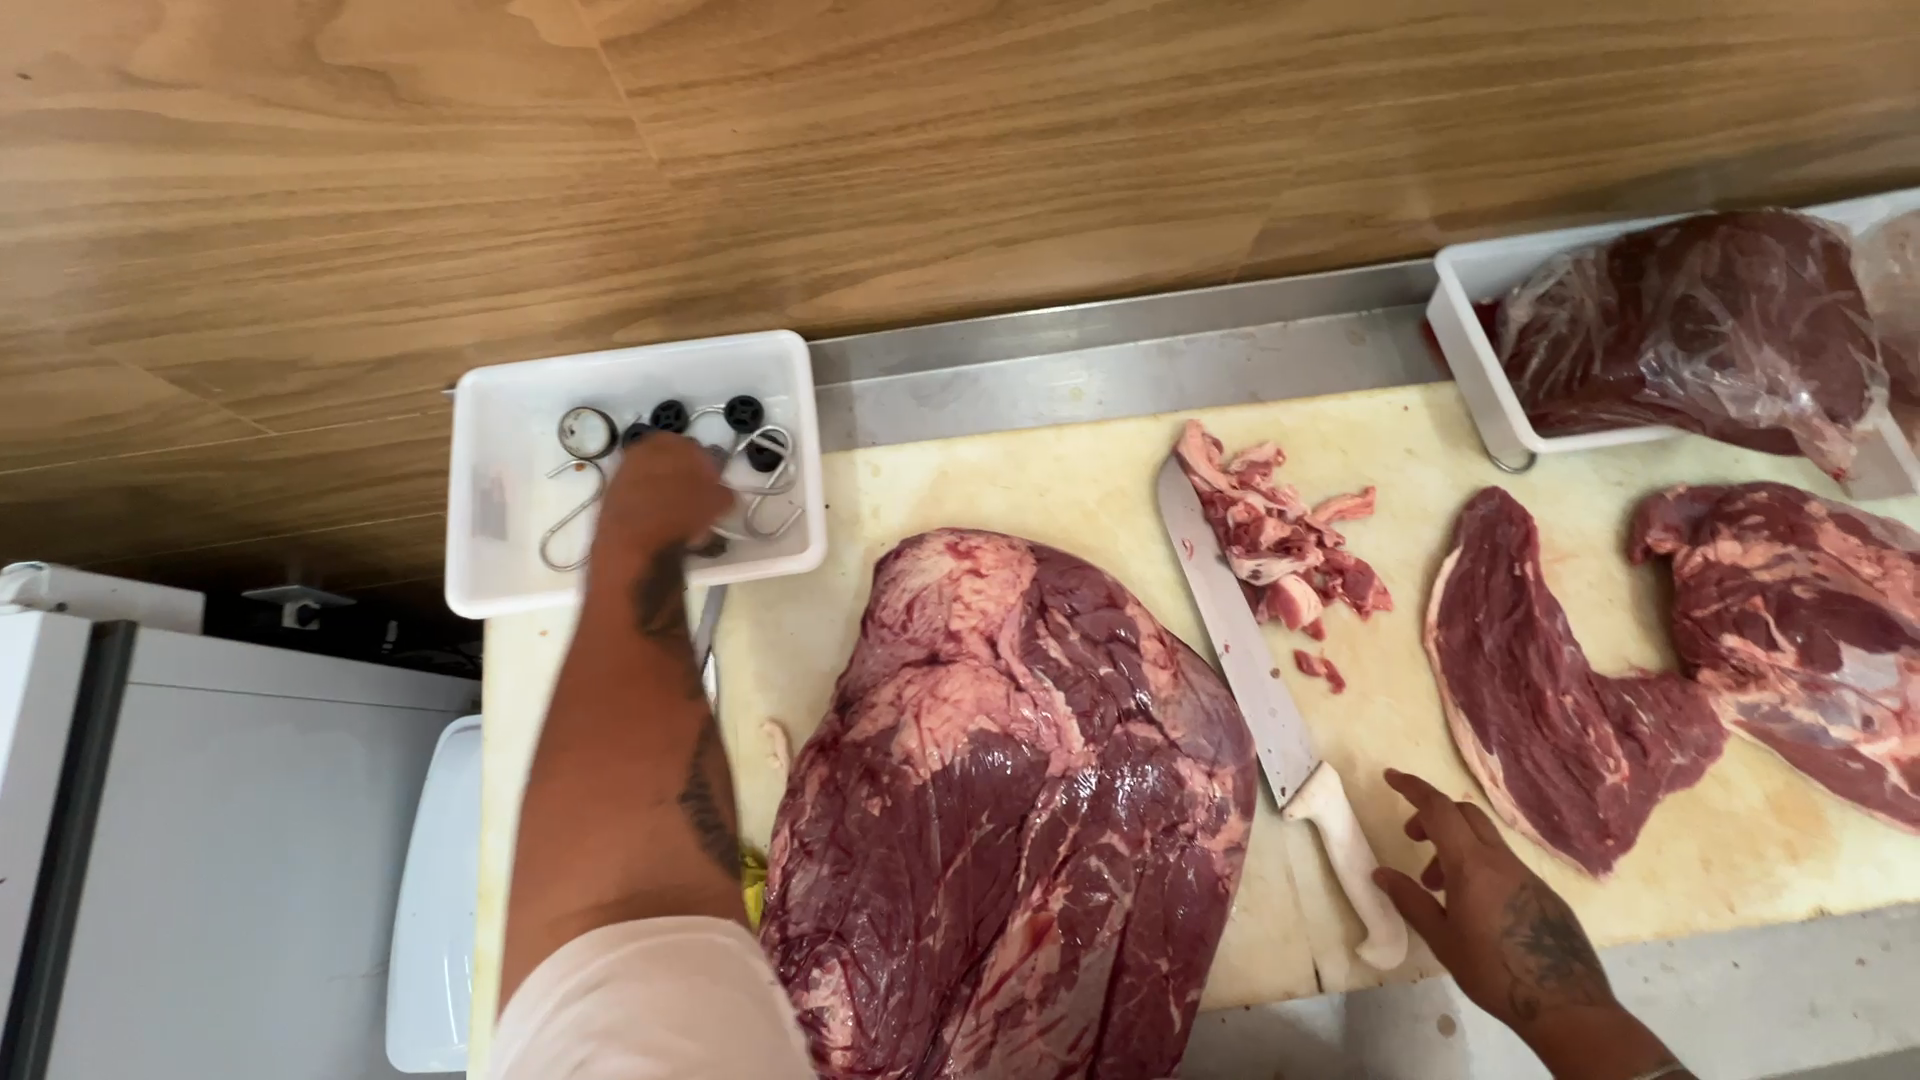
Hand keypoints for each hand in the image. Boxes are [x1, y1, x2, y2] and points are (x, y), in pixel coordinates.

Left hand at [589, 432, 731, 562]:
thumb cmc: (680, 515)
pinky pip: (637, 487)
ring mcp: (626, 466)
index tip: (712, 486)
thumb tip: (722, 492)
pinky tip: (656, 516)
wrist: (632, 539)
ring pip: (653, 471)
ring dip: (664, 484)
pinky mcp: (612, 487)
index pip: (698, 449)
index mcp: (675, 443)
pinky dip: (648, 497)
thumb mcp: (717, 503)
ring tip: (675, 508)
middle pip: (673, 456)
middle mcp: (647, 447)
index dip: (708, 468)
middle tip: (696, 495)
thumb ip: (724, 492)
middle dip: (685, 472)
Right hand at [1372, 769, 1613, 1036]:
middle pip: (1465, 815)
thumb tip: (1381, 874)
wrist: (1569, 1010)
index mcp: (1472, 866)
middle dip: (1434, 816)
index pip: (1439, 809)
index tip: (1392, 777)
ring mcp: (1529, 878)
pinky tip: (1476, 909)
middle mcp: (1502, 862)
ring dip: (1455, 848)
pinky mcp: (1546, 898)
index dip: (1413, 788)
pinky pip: (1505, 865)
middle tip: (1413, 840)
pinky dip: (1480, 868)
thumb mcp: (1441, 939)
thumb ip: (1410, 900)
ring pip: (1485, 841)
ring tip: (1439, 888)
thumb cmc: (1494, 972)